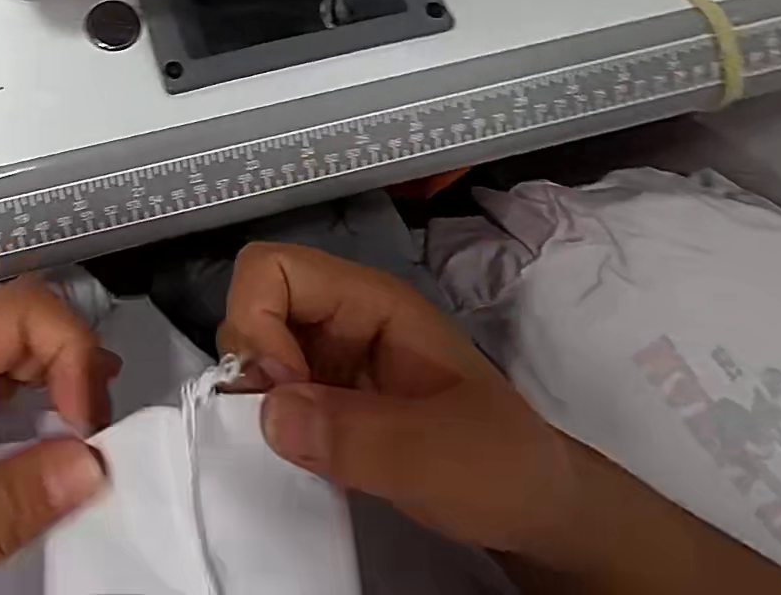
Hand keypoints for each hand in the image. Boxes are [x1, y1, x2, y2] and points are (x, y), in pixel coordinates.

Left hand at [0, 279, 118, 594]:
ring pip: (14, 346)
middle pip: (23, 318)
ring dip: (60, 377)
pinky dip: (37, 397)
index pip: (22, 309)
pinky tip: (55, 427)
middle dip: (73, 360)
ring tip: (89, 430)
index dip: (70, 349)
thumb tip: (97, 460)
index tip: (88, 425)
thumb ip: (12, 502)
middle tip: (98, 434)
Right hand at [217, 243, 582, 561]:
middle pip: (253, 302)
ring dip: (252, 392)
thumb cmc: (504, 467)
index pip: (274, 268)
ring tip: (293, 440)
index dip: (258, 317)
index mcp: (366, 299)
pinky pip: (264, 387)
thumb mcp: (449, 455)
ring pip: (250, 344)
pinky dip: (262, 415)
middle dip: (249, 358)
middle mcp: (335, 315)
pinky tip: (294, 448)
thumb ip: (362, 436)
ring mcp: (324, 354)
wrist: (532, 512)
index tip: (282, 386)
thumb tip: (267, 412)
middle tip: (279, 422)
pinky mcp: (317, 394)